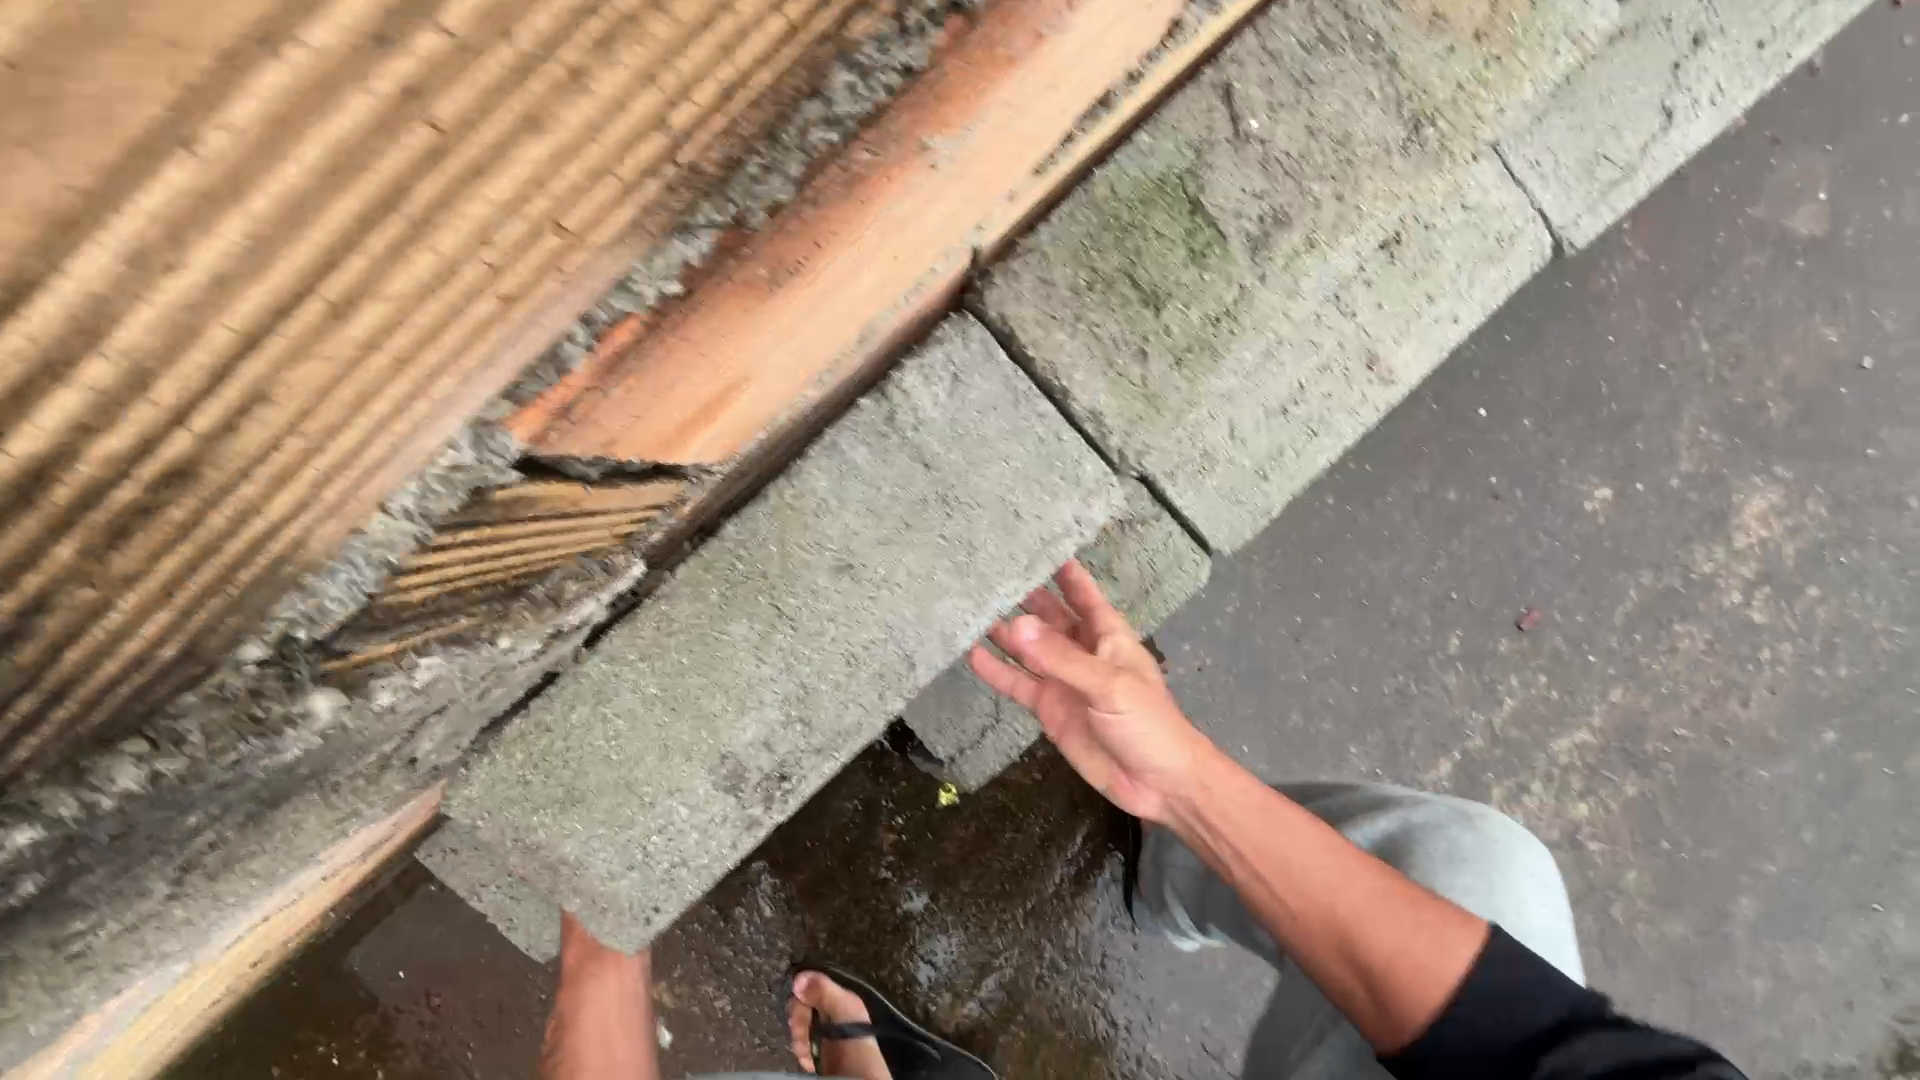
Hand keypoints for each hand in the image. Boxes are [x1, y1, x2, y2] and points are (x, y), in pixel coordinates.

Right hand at [968, 560, 1213, 823]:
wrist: (1157, 783)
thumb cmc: (1148, 723)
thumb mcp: (1108, 684)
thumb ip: (1061, 658)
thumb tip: (1015, 626)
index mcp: (1107, 636)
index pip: (1082, 594)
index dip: (1064, 571)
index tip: (1037, 545)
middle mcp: (1082, 651)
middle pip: (1049, 617)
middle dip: (1025, 598)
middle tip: (989, 575)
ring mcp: (1063, 680)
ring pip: (1029, 648)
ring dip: (1005, 632)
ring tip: (971, 610)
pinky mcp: (1049, 708)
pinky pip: (1018, 683)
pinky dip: (997, 671)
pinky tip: (973, 656)